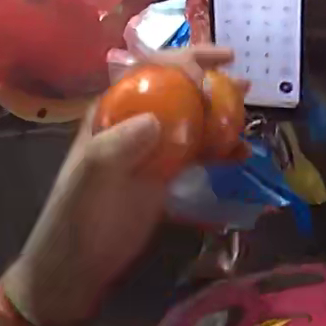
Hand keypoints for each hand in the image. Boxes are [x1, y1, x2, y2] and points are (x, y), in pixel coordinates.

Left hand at [4, 47, 234, 325]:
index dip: (180, 61)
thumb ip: (116, 146)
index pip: (148, 71)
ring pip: (192, 118)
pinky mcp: (167, 173)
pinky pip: (198, 151)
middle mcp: (134, 121)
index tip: (209, 68)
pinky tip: (242, 152)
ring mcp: (153, 148)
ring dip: (220, 111)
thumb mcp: (90, 177)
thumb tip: (154, 121)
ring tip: (248, 108)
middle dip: (208, 78)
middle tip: (241, 81)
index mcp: (112, 111)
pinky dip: (221, 148)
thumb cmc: (77, 215)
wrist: (78, 264)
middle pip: (176, 89)